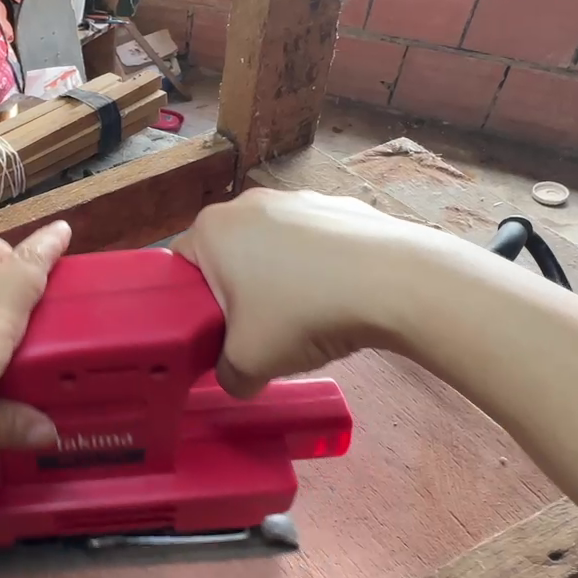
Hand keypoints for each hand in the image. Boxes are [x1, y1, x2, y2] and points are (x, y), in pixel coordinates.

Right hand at [174, 189, 464, 395]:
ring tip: (306, 316)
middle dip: (237, 289)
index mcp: (212, 229)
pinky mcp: (342, 205)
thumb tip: (237, 380)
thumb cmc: (301, 314)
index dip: (190, 302)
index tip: (212, 330)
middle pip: (227, 253)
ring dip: (280, 277)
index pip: (180, 265)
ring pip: (273, 245)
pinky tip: (341, 298)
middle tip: (255, 329)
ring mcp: (299, 197)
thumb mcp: (250, 363)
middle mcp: (248, 203)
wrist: (398, 284)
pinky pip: (316, 242)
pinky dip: (321, 266)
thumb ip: (228, 376)